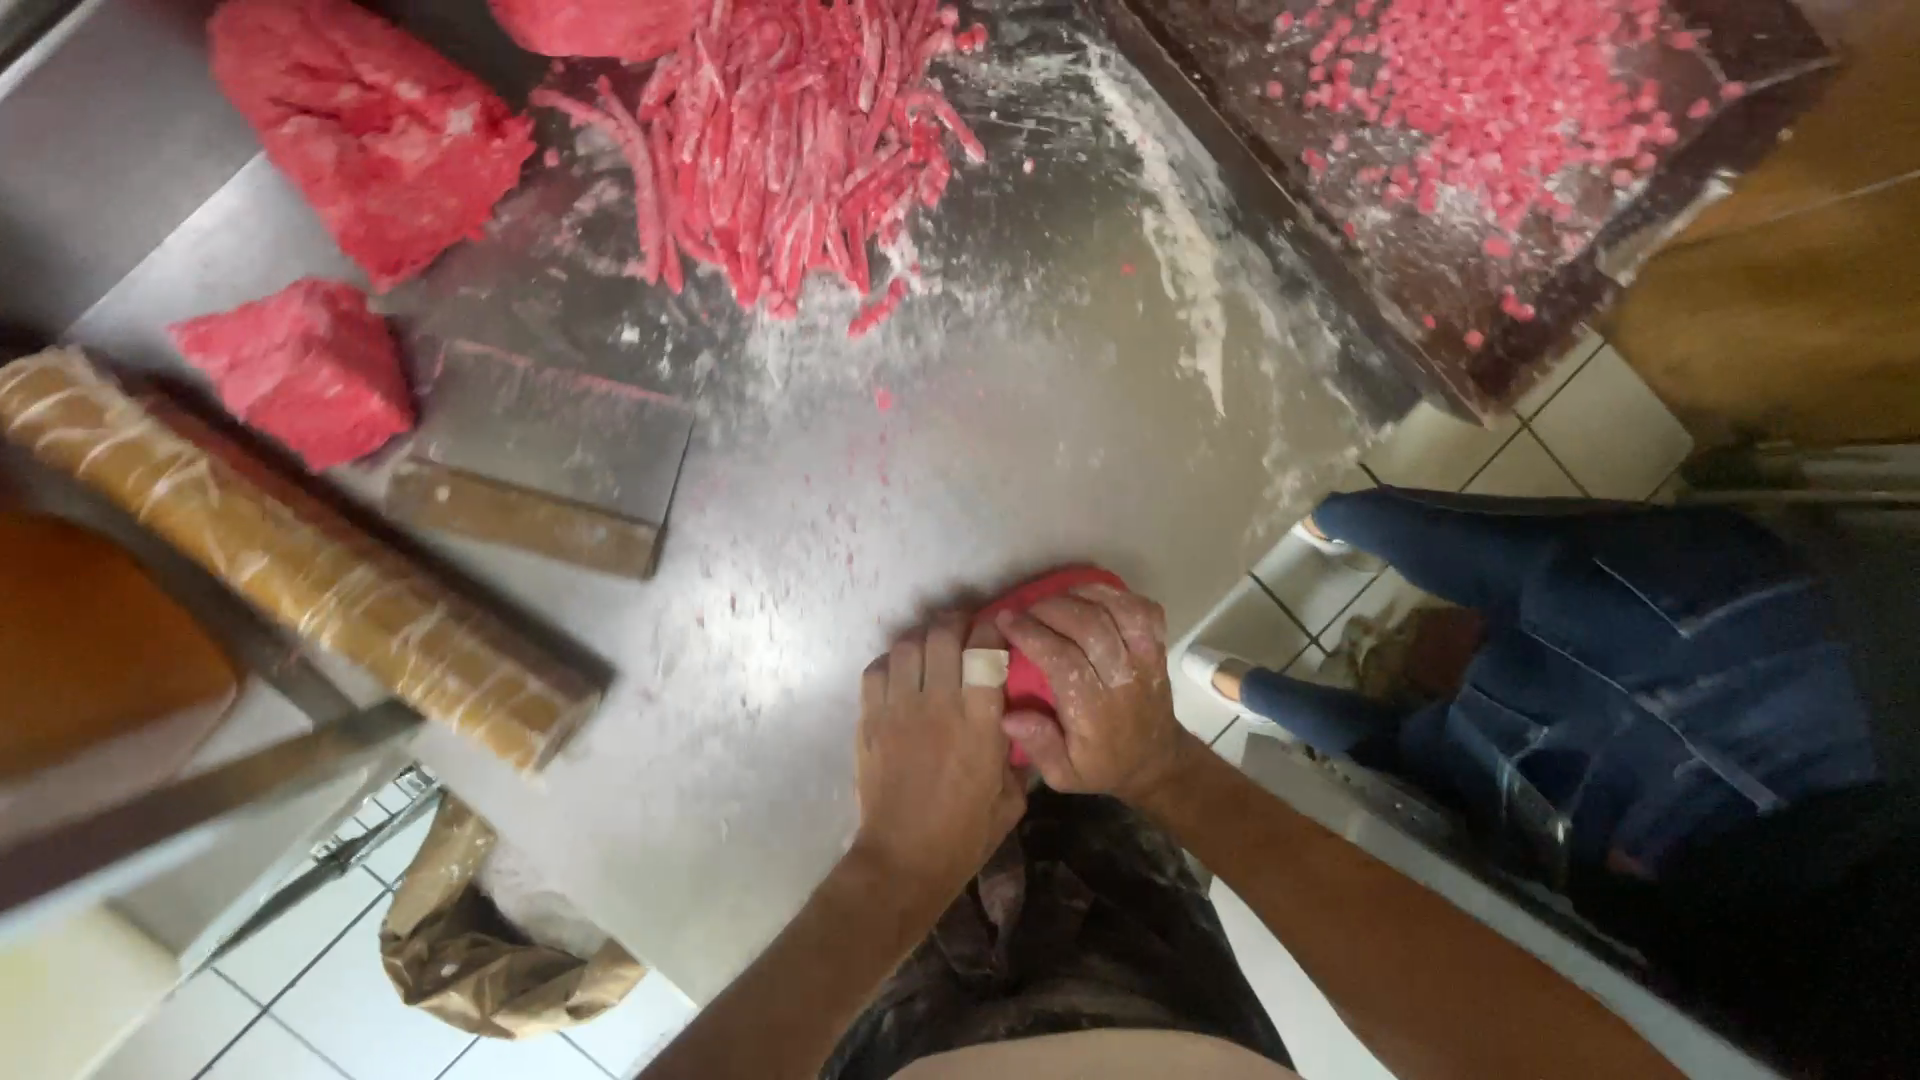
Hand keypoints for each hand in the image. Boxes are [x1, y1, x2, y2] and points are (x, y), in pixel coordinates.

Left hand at [853, 611, 1026, 896]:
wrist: (904, 859)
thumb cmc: (964, 835)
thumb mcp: (1012, 798)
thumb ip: (1017, 754)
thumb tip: (1017, 724)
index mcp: (980, 721)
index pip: (986, 650)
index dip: (993, 629)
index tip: (997, 628)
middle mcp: (938, 703)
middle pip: (943, 635)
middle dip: (956, 622)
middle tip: (963, 627)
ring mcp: (898, 709)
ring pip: (907, 645)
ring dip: (923, 638)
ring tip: (931, 646)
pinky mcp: (869, 719)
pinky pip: (876, 669)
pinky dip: (890, 661)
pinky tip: (901, 672)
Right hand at [994, 584, 1201, 804]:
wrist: (1156, 762)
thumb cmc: (1102, 765)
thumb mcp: (1064, 774)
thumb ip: (1038, 746)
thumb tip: (1009, 716)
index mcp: (1095, 711)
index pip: (1063, 660)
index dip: (1032, 634)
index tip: (1006, 620)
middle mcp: (1123, 680)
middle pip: (1090, 628)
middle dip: (1051, 609)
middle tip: (1026, 609)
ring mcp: (1146, 661)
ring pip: (1118, 612)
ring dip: (1082, 596)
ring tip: (1054, 598)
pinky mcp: (1158, 649)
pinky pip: (1143, 611)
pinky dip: (1117, 595)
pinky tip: (1090, 596)